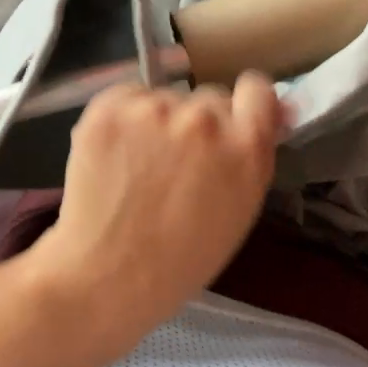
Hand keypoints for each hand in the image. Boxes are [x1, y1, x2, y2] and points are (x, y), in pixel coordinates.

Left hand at [27, 72, 283, 363]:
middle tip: (176, 162)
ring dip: (156, 122)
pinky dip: (122, 119)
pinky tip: (114, 156)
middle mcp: (205, 120)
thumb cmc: (179, 261)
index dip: (245, 104)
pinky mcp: (110, 109)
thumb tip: (261, 119)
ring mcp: (155, 110)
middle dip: (197, 123)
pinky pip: (126, 98)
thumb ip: (249, 160)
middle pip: (208, 98)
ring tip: (137, 167)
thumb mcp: (239, 212)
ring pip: (163, 99)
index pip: (258, 90)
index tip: (232, 119)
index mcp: (246, 148)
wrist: (106, 277)